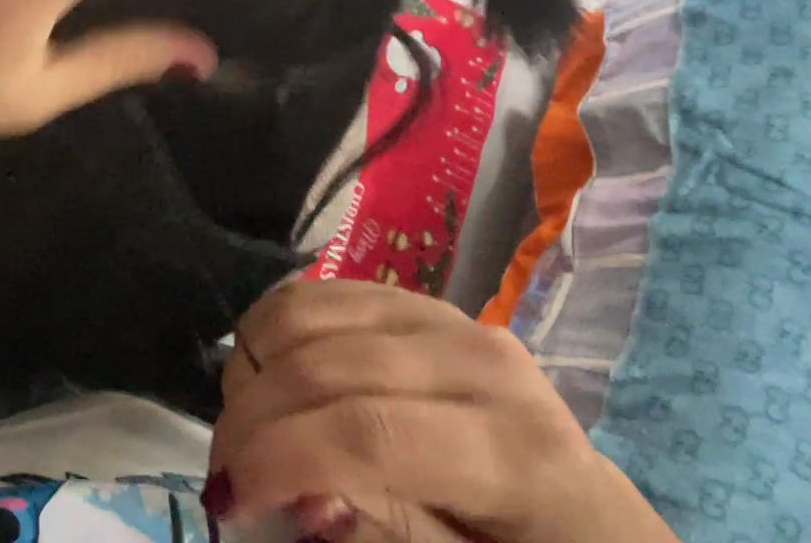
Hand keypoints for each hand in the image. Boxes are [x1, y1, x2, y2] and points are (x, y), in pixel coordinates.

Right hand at [206, 280, 676, 542]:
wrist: (585, 519)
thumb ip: (393, 536)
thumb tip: (303, 498)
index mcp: (521, 454)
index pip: (369, 434)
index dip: (280, 461)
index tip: (227, 501)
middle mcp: (481, 361)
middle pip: (323, 367)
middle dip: (250, 421)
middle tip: (225, 475)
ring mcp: (444, 316)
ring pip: (303, 315)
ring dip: (251, 371)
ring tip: (250, 429)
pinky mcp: (412, 298)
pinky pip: (310, 293)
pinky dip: (269, 332)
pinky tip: (271, 380)